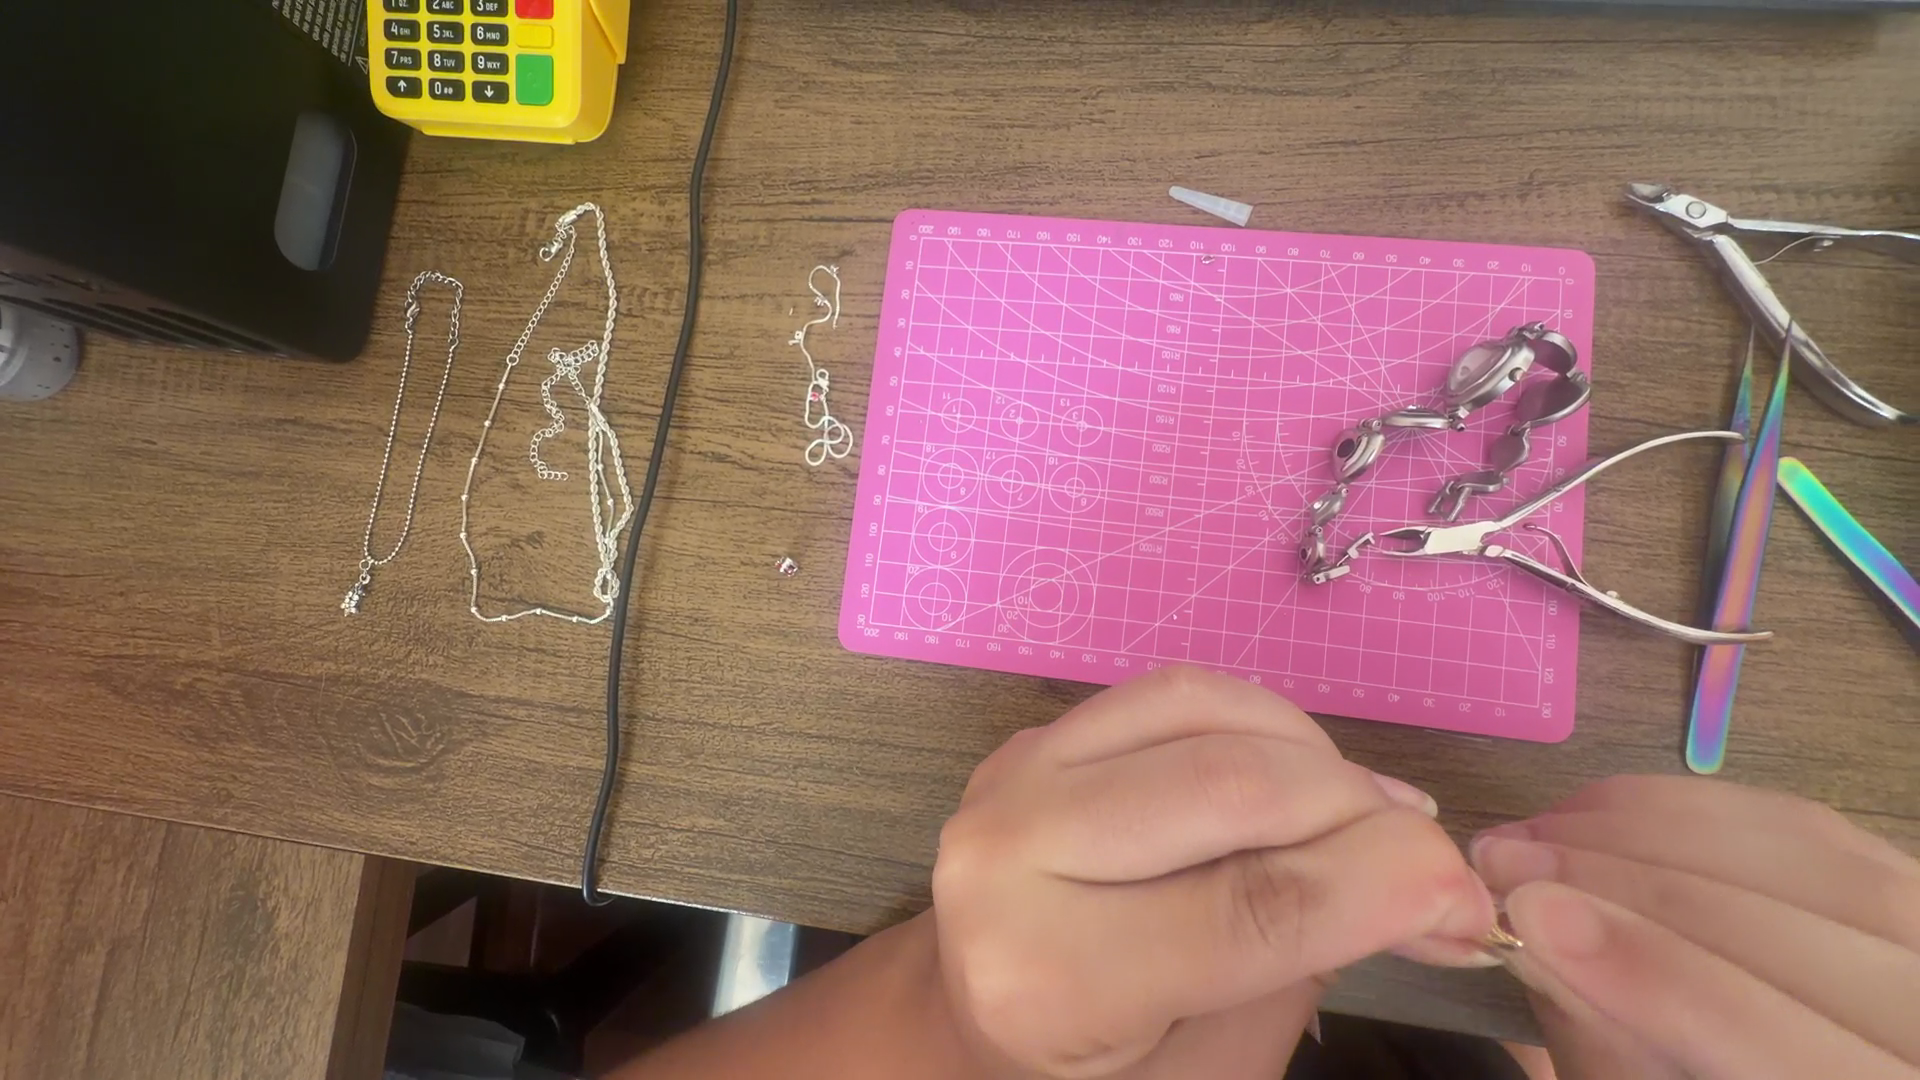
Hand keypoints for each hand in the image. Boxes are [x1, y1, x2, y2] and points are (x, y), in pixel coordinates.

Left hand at [931, 667, 1495, 1077]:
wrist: (966, 1006)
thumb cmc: (1090, 1065)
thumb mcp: (1205, 1065)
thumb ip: (1302, 961)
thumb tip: (1422, 873)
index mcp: (1046, 972)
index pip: (1244, 908)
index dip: (1378, 883)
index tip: (1462, 886)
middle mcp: (1011, 850)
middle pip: (1221, 786)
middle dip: (1351, 806)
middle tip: (1422, 847)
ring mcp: (1014, 773)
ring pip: (1194, 706)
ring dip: (1305, 748)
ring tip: (1357, 804)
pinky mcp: (1033, 736)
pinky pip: (1162, 693)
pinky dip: (1250, 715)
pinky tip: (1290, 764)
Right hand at [1473, 774, 1919, 1078]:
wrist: (1771, 1058)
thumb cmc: (1690, 1079)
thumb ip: (1599, 1024)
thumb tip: (1530, 923)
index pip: (1805, 1052)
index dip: (1661, 978)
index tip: (1526, 914)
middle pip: (1816, 936)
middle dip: (1628, 885)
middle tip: (1501, 857)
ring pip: (1814, 858)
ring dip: (1635, 829)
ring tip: (1531, 832)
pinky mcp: (1905, 882)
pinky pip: (1797, 820)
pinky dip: (1672, 803)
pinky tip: (1584, 812)